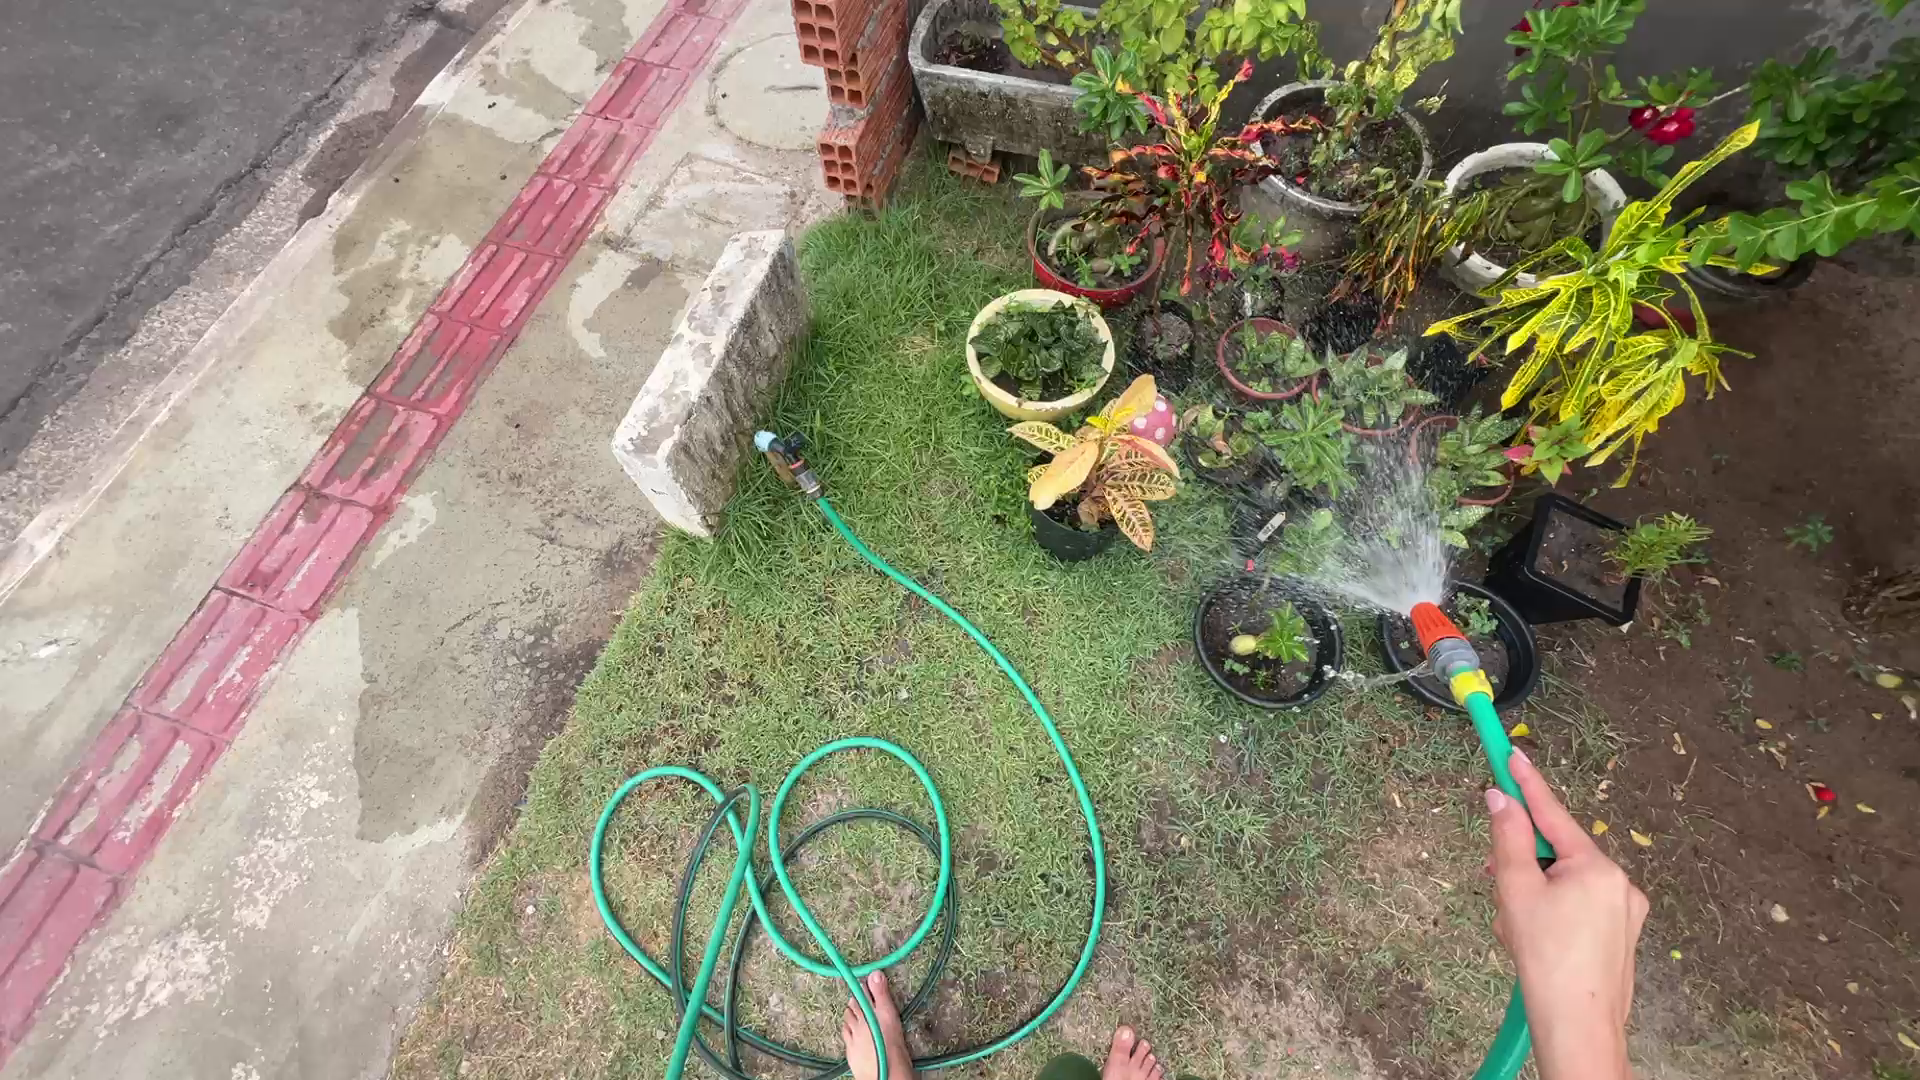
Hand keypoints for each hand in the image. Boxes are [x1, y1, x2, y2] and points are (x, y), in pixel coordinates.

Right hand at [1486, 747, 1647, 1079]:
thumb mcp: (1515, 887)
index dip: (1526, 781)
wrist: (1580, 1025)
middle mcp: (1619, 883)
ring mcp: (1625, 911)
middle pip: (1553, 848)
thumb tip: (1499, 797)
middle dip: (1518, 858)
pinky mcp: (1620, 932)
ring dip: (1529, 885)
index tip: (1512, 751)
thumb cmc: (1543, 953)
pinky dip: (1546, 903)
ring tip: (1514, 920)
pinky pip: (1575, 899)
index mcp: (1596, 867)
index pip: (1551, 812)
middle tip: (1495, 879)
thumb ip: (1507, 837)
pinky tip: (1531, 931)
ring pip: (1560, 876)